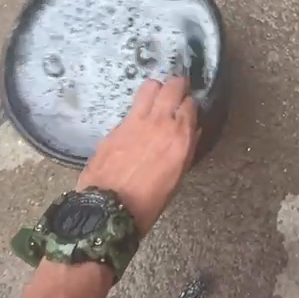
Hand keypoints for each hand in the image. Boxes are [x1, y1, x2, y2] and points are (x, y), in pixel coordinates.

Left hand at [76, 77, 199, 231]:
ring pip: (150, 87)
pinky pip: (131, 109)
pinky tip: (136, 123)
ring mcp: (135, 121)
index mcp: (180, 135)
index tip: (188, 112)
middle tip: (177, 93)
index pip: (191, 103)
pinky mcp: (115, 127)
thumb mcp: (177, 176)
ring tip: (156, 99)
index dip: (190, 106)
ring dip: (156, 89)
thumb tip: (192, 131)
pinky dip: (137, 111)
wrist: (106, 212)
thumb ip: (186, 148)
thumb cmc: (149, 200)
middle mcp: (160, 121)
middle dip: (178, 86)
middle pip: (173, 85)